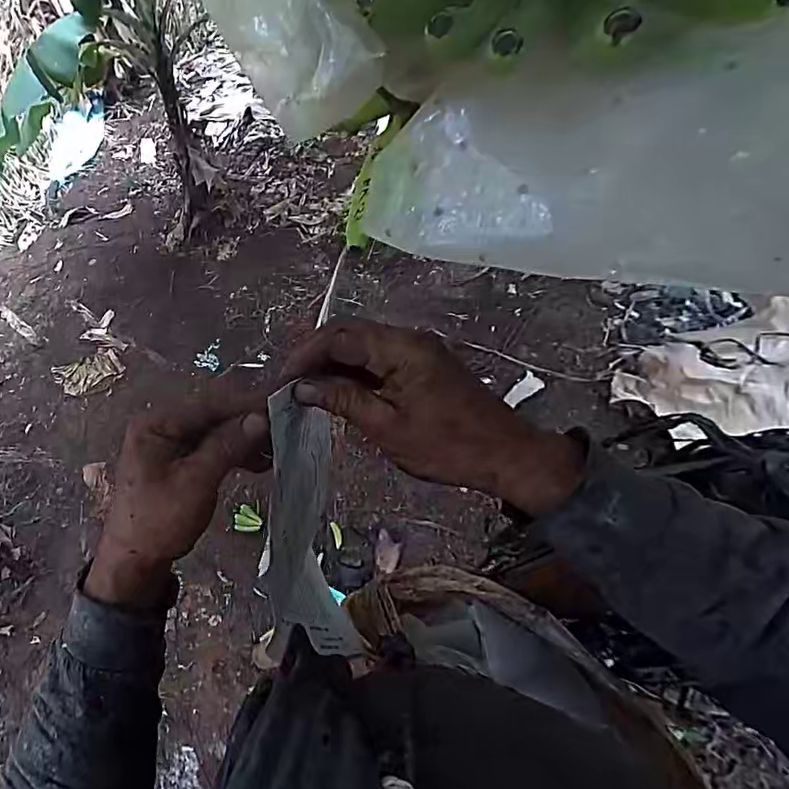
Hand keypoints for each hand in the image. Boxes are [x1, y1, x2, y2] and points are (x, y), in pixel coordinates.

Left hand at [88, 393, 269, 608]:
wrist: (134, 561)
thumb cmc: (160, 521)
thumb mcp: (196, 481)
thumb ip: (226, 446)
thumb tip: (259, 418)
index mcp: (155, 423)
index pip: (208, 404)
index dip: (246, 404)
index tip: (279, 403)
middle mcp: (159, 425)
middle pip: (211, 414)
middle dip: (247, 420)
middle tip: (284, 424)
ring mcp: (166, 443)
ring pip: (213, 431)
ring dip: (243, 438)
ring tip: (275, 447)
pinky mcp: (175, 460)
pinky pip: (208, 447)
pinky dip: (232, 453)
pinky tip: (258, 461)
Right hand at [282, 318, 582, 514]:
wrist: (507, 456)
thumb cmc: (447, 447)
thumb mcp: (388, 428)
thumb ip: (343, 400)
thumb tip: (301, 388)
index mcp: (402, 348)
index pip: (341, 336)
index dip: (306, 353)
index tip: (282, 379)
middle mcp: (408, 338)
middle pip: (349, 332)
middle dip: (314, 353)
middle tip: (287, 381)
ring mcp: (416, 349)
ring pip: (361, 343)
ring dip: (331, 361)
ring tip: (303, 386)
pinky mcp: (420, 363)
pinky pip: (376, 357)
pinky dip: (351, 369)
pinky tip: (333, 388)